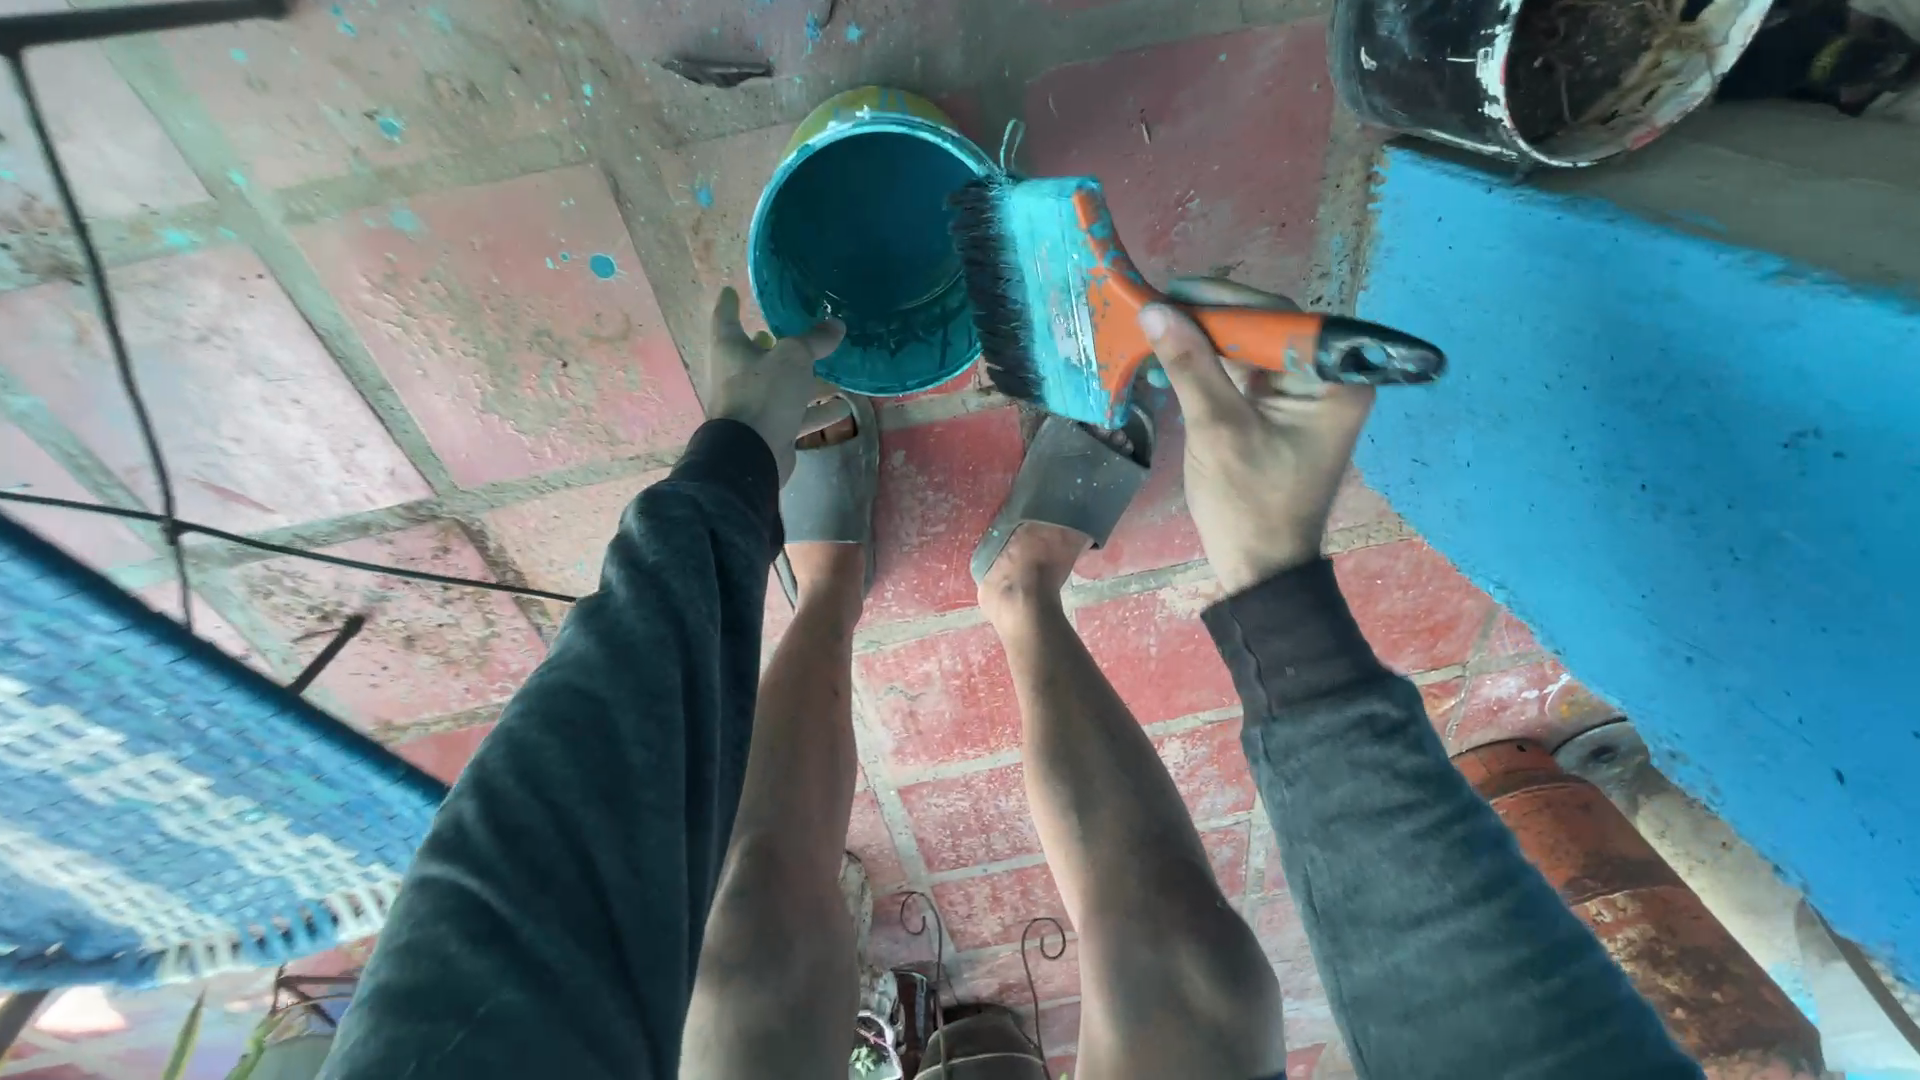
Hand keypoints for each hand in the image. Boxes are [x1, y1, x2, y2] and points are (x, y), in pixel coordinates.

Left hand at [705, 287, 844, 483]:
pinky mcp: (769, 430)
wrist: (752, 454)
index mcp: (731, 350)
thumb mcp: (793, 358)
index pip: (725, 319)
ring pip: (780, 387)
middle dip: (771, 345)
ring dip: (803, 382)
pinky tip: (842, 409)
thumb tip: (836, 324)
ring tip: (828, 371)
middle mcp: (736, 376)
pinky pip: (796, 416)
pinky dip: (817, 412)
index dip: (729, 304)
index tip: (729, 291)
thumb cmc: (763, 394)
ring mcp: (752, 406)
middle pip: (754, 355)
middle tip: (785, 333)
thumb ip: (814, 341)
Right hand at [1141, 278, 1374, 594]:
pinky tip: (1169, 363)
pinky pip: (1241, 376)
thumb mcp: (1216, 430)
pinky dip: (1206, 370)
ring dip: (1201, 345)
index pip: (1277, 319)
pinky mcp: (1278, 412)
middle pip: (1262, 330)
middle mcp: (1325, 379)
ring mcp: (1301, 397)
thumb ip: (1189, 365)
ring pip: (1247, 351)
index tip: (1173, 290)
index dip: (1222, 301)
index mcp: (1333, 381)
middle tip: (1156, 311)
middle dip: (1206, 321)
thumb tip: (1154, 310)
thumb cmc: (1248, 504)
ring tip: (1153, 335)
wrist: (1259, 566)